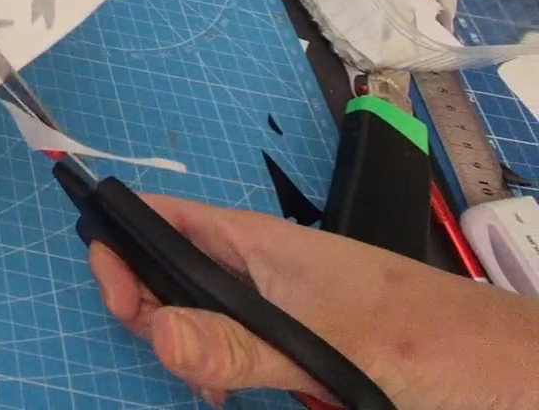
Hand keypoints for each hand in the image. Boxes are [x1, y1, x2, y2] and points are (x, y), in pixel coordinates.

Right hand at [90, 193, 538, 407]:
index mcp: (243, 240)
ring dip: (186, 352)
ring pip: (193, 317)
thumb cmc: (439, 344)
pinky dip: (219, 376)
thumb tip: (154, 337)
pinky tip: (232, 397)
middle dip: (149, 311)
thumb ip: (242, 344)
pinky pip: (231, 353)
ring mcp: (270, 310)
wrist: (537, 384)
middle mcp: (246, 268)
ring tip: (213, 391)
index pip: (147, 219)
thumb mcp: (335, 348)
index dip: (116, 246)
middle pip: (160, 273)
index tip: (117, 300)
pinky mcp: (294, 350)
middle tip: (177, 358)